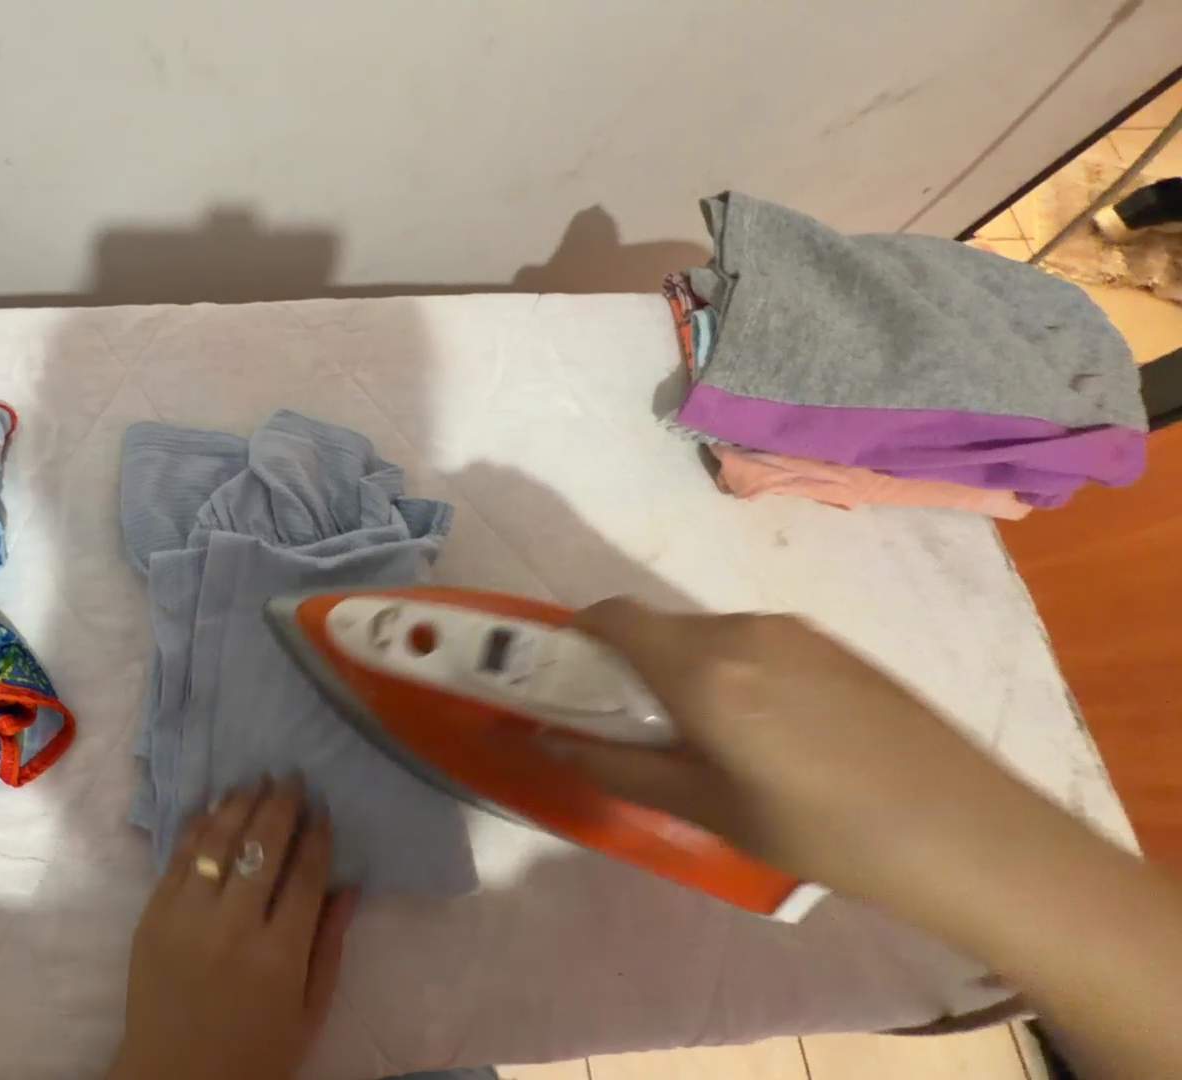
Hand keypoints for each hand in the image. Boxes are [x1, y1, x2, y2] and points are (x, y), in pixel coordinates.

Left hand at [108, 778, 358, 1079]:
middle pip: (261, 847)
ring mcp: (186, 917)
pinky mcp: (153, 913)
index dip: (317, 836)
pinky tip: (213, 805)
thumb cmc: (253, 1053)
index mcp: (279, 956)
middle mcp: (232, 927)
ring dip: (238, 804)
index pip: (305, 876)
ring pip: (217, 841)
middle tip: (291, 777)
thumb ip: (330, 946)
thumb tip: (350, 886)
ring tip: (254, 781)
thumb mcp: (308, 1013)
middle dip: (280, 804)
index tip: (324, 808)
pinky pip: (178, 857)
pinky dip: (197, 825)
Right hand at [553, 598, 1063, 911]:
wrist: (974, 838)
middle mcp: (738, 629)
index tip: (570, 670)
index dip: (579, 631)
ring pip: (704, 632)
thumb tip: (550, 739)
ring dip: (683, 664)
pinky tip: (767, 724)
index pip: (613, 616)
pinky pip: (751, 640)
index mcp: (700, 667)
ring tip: (708, 728)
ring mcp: (792, 631)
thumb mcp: (704, 808)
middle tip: (638, 717)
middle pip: (657, 626)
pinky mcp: (832, 643)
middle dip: (630, 660)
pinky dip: (729, 666)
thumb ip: (616, 766)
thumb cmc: (819, 831)